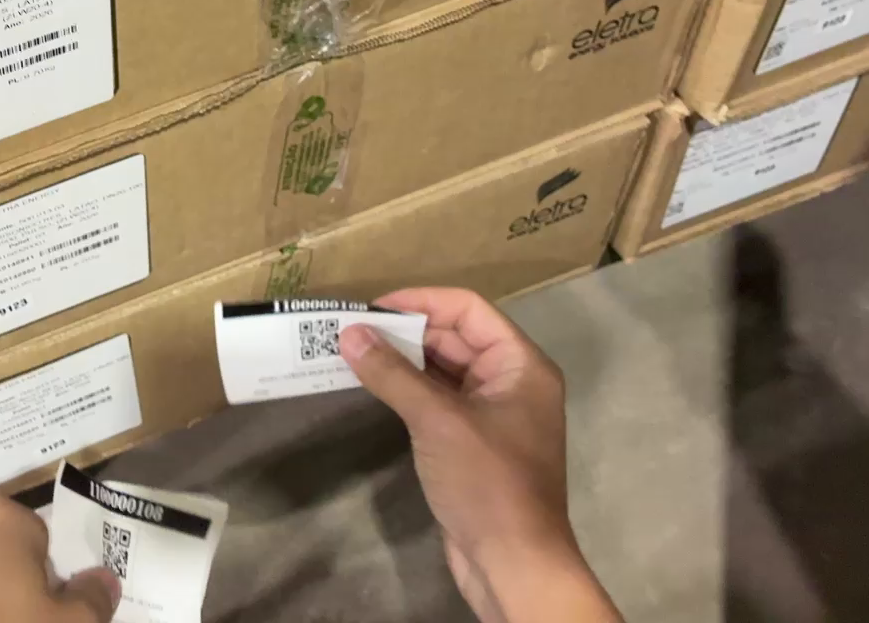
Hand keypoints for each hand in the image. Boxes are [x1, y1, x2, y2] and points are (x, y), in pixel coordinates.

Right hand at [339, 288, 620, 622]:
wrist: (513, 567)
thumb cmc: (488, 482)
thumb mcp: (437, 420)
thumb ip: (392, 372)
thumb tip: (348, 333)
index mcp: (520, 366)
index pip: (467, 308)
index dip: (421, 300)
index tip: (373, 308)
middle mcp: (509, 380)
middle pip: (452, 334)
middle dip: (403, 329)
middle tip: (353, 330)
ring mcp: (490, 411)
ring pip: (440, 365)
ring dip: (400, 356)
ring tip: (353, 350)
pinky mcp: (469, 437)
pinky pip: (434, 394)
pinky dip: (404, 384)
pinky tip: (371, 382)